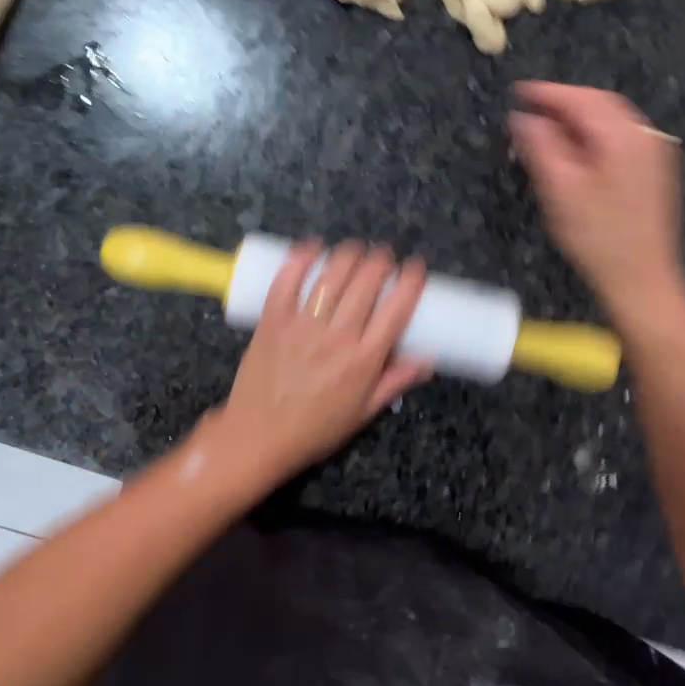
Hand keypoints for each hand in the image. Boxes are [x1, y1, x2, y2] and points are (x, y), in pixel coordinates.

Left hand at [207, 241, 431, 480]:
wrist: (257, 438)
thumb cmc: (314, 429)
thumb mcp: (363, 413)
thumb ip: (394, 382)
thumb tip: (427, 360)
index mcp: (364, 361)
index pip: (397, 310)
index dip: (411, 282)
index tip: (416, 268)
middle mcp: (336, 338)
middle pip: (366, 284)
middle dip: (381, 261)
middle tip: (384, 256)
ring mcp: (302, 327)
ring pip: (331, 277)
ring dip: (349, 255)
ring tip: (356, 249)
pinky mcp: (272, 321)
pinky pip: (287, 281)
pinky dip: (300, 259)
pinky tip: (313, 247)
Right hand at [509, 81, 684, 310]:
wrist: (642, 279)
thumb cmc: (599, 240)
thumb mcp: (559, 190)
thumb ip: (539, 146)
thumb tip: (523, 118)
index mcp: (622, 136)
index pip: (581, 99)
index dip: (547, 93)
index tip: (519, 93)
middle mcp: (644, 137)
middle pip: (600, 104)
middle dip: (564, 104)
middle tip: (530, 110)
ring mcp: (654, 154)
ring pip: (612, 121)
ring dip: (579, 120)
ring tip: (548, 130)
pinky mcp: (655, 173)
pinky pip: (622, 139)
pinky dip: (596, 136)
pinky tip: (577, 153)